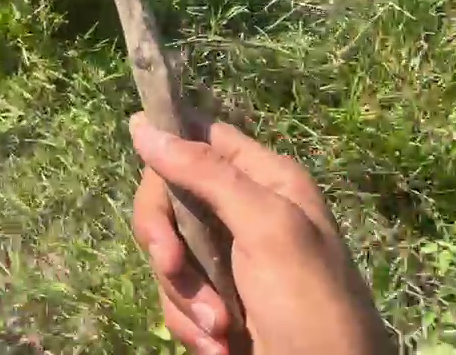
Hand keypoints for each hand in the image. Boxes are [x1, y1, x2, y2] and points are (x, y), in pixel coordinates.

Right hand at [129, 114, 391, 354]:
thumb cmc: (313, 313)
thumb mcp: (267, 231)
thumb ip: (206, 172)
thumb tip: (141, 123)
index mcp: (267, 180)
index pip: (198, 134)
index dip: (168, 149)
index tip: (153, 180)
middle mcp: (245, 210)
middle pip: (169, 194)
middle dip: (166, 239)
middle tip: (173, 266)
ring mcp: (230, 258)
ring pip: (167, 248)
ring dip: (181, 292)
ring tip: (218, 330)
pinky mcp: (217, 300)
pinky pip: (175, 291)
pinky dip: (187, 321)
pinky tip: (217, 347)